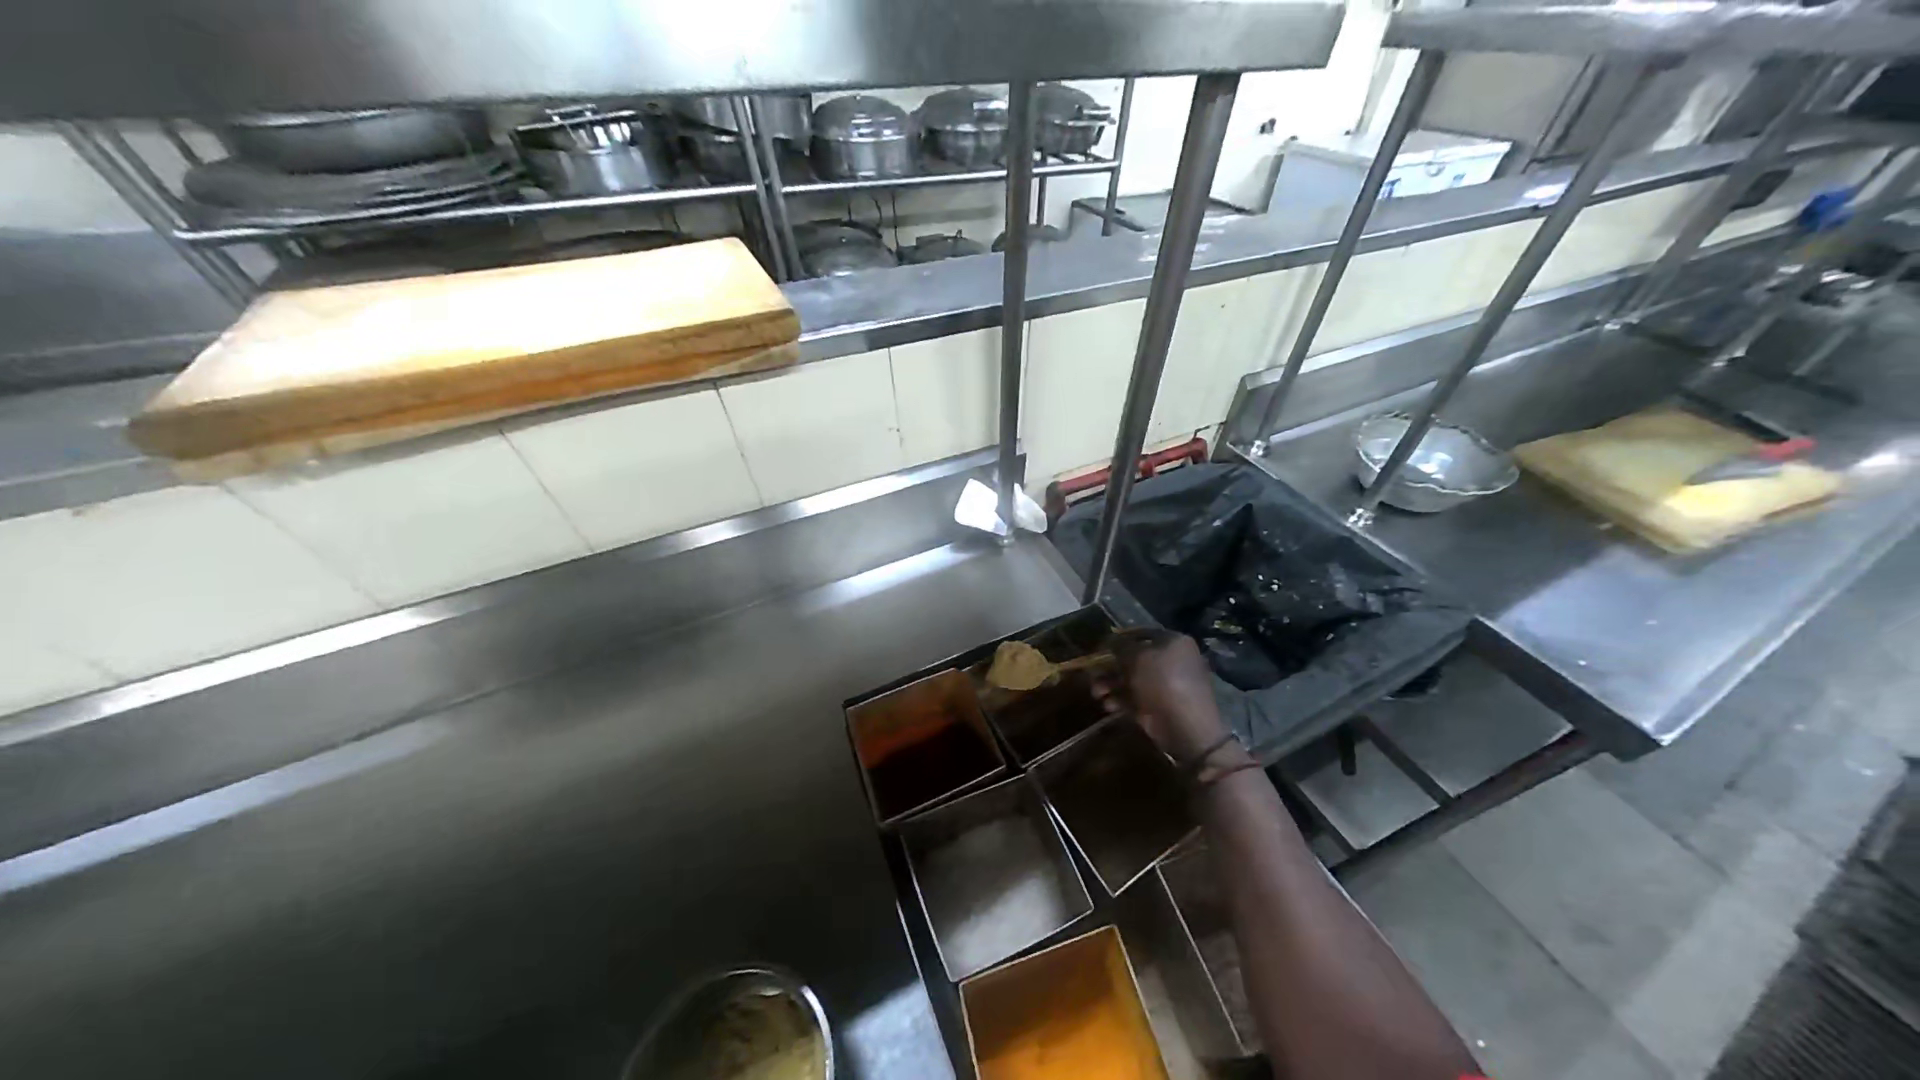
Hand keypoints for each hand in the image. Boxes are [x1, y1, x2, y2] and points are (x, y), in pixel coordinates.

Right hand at [1097, 629, 1248, 770]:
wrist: (1185, 727)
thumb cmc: (1162, 682)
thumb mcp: (1137, 657)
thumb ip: (1120, 646)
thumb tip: (1109, 640)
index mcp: (1172, 642)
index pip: (1140, 633)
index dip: (1117, 639)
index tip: (1098, 647)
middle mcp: (1170, 660)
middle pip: (1133, 658)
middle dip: (1110, 666)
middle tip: (1092, 673)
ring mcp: (1164, 685)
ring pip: (1130, 679)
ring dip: (1109, 684)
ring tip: (1096, 693)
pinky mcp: (1157, 706)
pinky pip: (1133, 698)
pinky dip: (1119, 700)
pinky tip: (1108, 705)